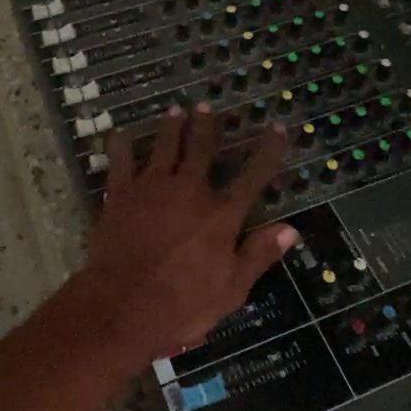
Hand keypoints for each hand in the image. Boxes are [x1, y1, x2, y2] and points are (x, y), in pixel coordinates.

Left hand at [73, 104, 297, 365]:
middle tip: (206, 105)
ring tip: (175, 110)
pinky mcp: (121, 194)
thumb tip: (291, 230)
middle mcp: (190, 191)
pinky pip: (121, 161)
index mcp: (221, 215)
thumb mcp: (231, 289)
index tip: (278, 126)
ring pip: (164, 147)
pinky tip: (119, 133)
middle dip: (206, 126)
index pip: (253, 175)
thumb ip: (258, 255)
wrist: (123, 305)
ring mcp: (152, 188)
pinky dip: (120, 145)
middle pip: (201, 150)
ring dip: (170, 127)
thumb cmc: (183, 304)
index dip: (268, 150)